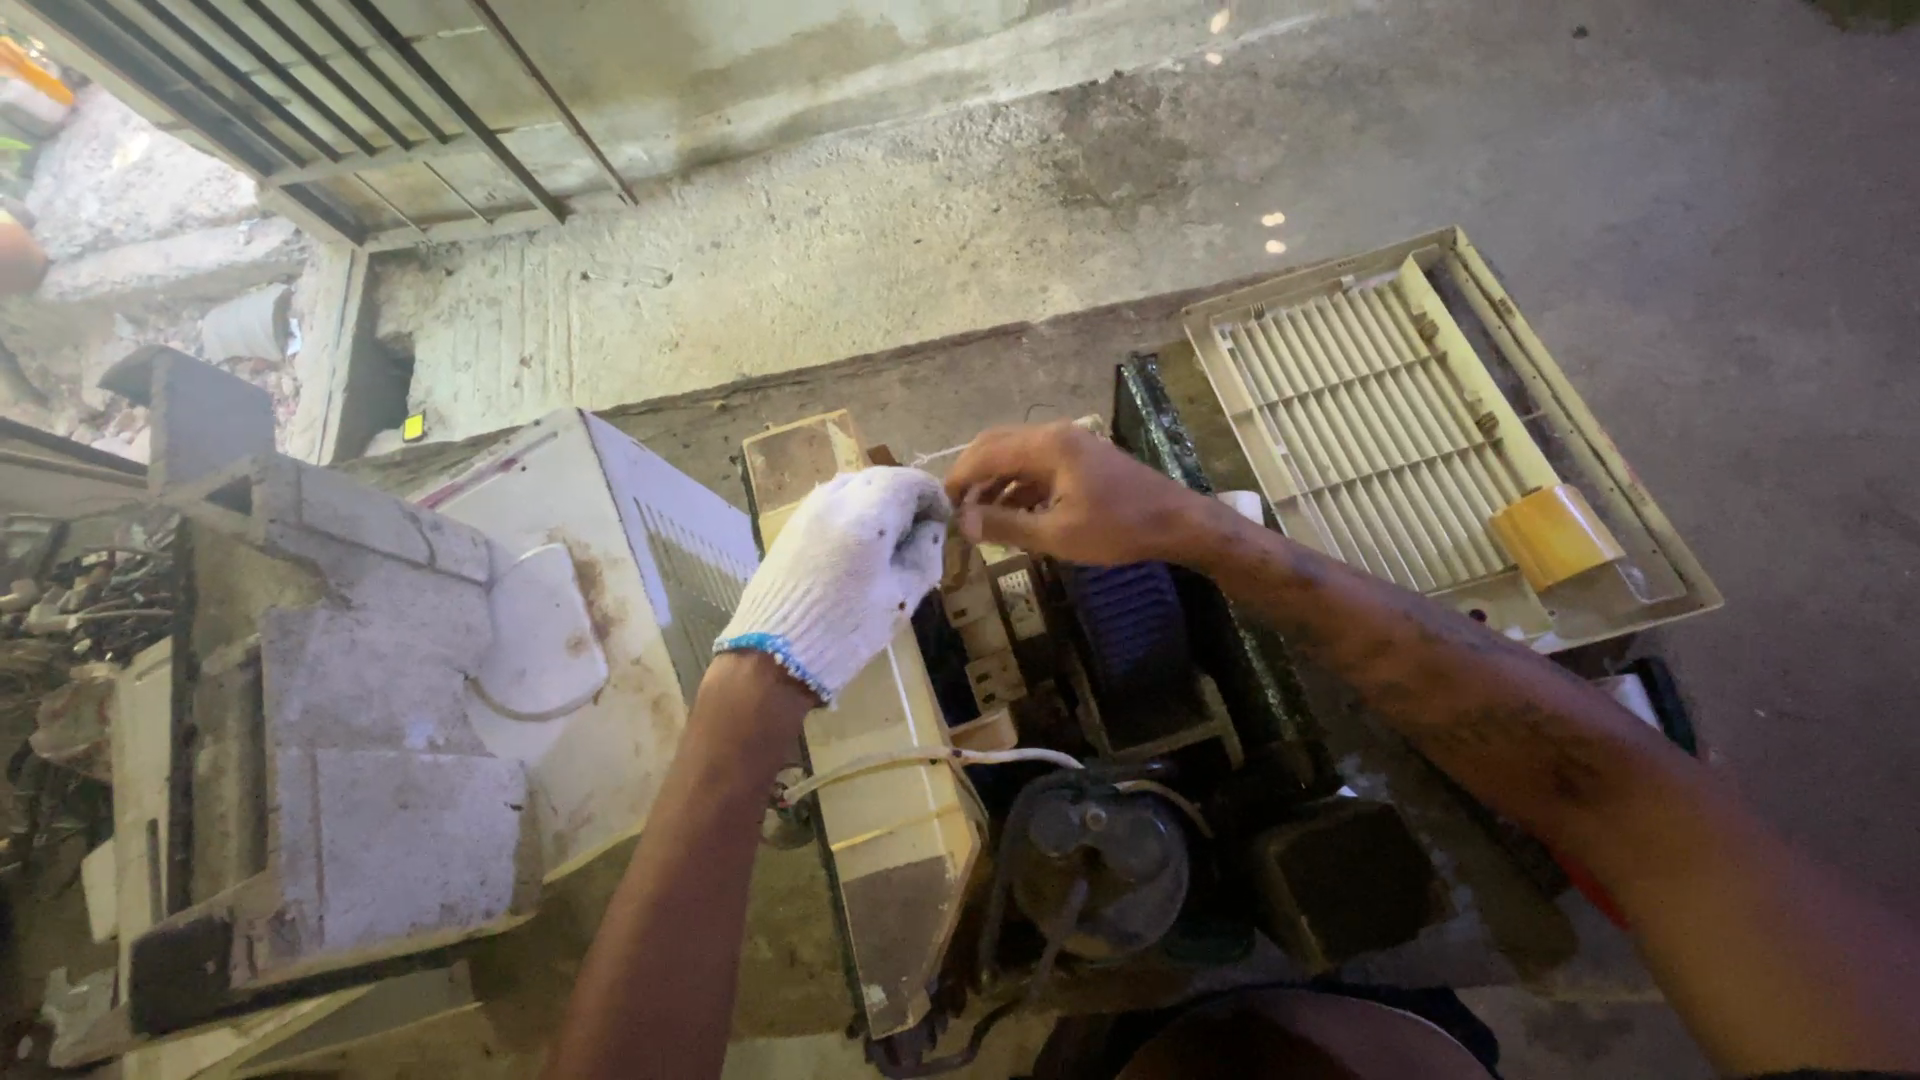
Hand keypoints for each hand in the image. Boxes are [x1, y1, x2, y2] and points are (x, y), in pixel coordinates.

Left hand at [715, 467, 949, 703]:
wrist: (773, 656)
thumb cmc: (848, 630)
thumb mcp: (903, 595)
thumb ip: (925, 552)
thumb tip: (931, 528)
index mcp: (868, 513)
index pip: (911, 481)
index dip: (935, 498)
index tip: (943, 525)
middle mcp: (835, 498)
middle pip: (881, 477)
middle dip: (906, 498)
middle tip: (919, 533)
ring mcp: (807, 508)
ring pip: (854, 486)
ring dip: (879, 502)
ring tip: (889, 541)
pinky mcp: (791, 524)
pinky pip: (832, 502)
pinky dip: (853, 511)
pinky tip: (858, 547)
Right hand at [943, 421, 1213, 564]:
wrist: (1176, 522)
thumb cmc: (1117, 529)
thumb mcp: (1057, 534)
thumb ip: (1007, 525)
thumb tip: (964, 522)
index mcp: (1046, 446)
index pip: (985, 453)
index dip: (959, 479)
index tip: (941, 506)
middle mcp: (1054, 435)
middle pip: (996, 446)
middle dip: (972, 476)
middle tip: (954, 509)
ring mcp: (1069, 444)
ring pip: (1016, 456)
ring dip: (994, 483)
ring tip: (978, 518)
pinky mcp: (1080, 459)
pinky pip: (1036, 466)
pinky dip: (1017, 487)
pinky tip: (1011, 515)